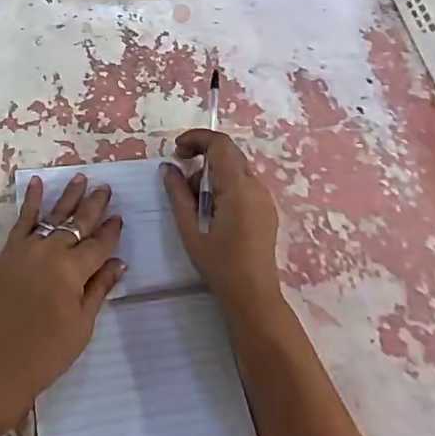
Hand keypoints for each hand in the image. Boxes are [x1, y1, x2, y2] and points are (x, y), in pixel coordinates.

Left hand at [0, 174, 125, 420]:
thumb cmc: (47, 350)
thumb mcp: (82, 324)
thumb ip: (99, 288)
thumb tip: (119, 262)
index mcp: (72, 270)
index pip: (98, 245)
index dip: (111, 232)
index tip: (120, 217)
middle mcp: (50, 250)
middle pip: (76, 224)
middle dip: (93, 206)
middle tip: (106, 188)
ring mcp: (27, 248)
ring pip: (52, 215)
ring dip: (68, 197)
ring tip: (81, 178)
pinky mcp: (9, 251)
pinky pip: (22, 220)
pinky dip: (30, 200)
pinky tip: (37, 183)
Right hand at [161, 129, 280, 312]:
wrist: (254, 297)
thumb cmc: (219, 264)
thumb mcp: (189, 228)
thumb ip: (178, 193)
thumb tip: (168, 167)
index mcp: (237, 189)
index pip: (220, 144)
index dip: (196, 139)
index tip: (176, 152)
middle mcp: (256, 188)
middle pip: (228, 153)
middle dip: (201, 154)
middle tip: (179, 172)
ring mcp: (264, 199)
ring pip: (235, 168)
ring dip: (210, 171)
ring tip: (192, 198)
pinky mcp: (265, 210)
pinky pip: (242, 183)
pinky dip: (222, 183)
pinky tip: (209, 207)